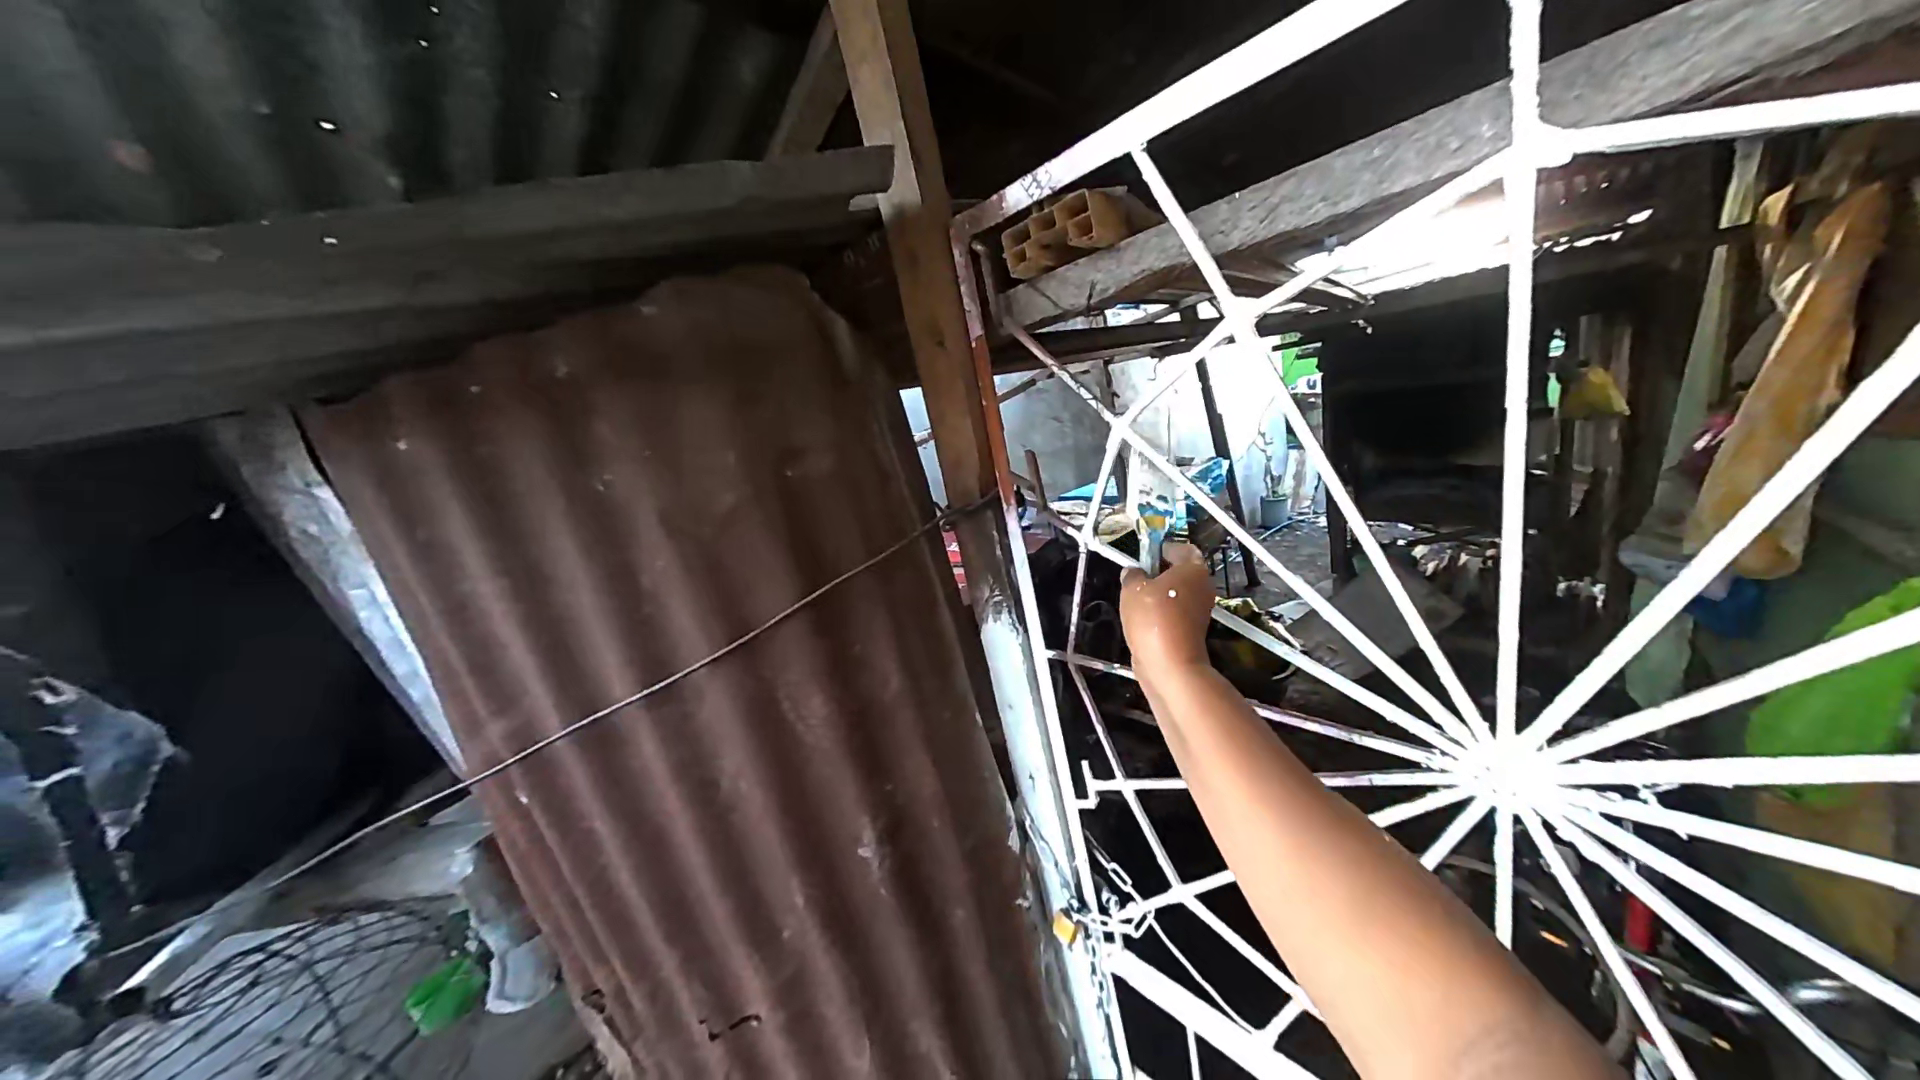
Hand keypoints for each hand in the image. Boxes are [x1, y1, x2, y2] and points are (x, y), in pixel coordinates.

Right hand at [1120, 542, 1215, 681]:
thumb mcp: (1132, 588)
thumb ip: (1132, 574)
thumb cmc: (1153, 618)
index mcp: (1194, 569)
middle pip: (1180, 571)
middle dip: (1158, 573)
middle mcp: (1203, 586)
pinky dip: (1161, 612)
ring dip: (1158, 594)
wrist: (1169, 664)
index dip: (1162, 548)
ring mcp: (1200, 609)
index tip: (1143, 556)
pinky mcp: (1192, 628)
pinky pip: (1175, 611)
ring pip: (1176, 593)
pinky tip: (1143, 619)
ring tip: (1135, 600)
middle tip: (1136, 577)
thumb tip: (1133, 572)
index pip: (1182, 548)